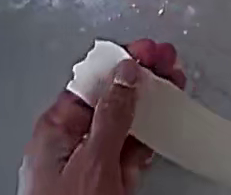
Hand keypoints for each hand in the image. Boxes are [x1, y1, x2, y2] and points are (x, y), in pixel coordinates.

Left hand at [20, 40, 186, 194]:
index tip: (152, 50)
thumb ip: (112, 114)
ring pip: (123, 121)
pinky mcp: (105, 186)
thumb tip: (127, 70)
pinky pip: (128, 150)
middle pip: (110, 96)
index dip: (122, 60)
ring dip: (150, 100)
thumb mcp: (94, 162)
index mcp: (55, 130)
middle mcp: (69, 143)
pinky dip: (148, 134)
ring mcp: (88, 166)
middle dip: (142, 76)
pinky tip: (164, 121)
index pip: (91, 80)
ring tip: (175, 83)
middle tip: (170, 62)